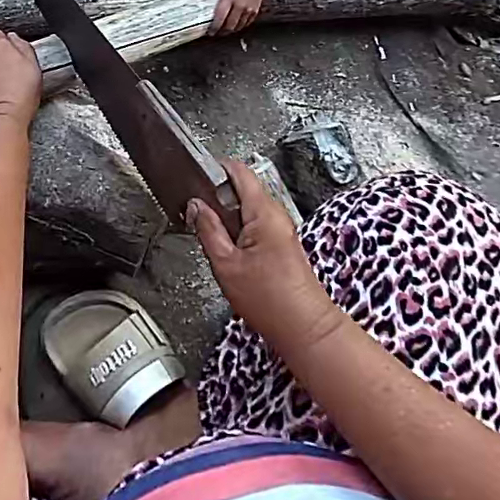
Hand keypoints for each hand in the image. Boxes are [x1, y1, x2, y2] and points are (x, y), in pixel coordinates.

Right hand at [187, 157, 342, 352]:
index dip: (214, 168)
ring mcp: (279, 229)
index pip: (238, 170)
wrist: (304, 330)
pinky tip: (229, 250)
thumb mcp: (225, 263)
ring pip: (245, 208)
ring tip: (212, 236)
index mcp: (263, 212)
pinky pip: (253, 223)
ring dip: (226, 216)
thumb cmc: (271, 302)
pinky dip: (237, 230)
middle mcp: (275, 215)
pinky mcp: (280, 243)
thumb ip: (207, 229)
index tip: (196, 176)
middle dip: (217, 197)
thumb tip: (195, 206)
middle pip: (240, 188)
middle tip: (199, 214)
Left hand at [199, 0, 268, 34]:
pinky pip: (247, 22)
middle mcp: (238, 6)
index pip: (220, 18)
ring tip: (225, 31)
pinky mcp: (255, 10)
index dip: (214, 27)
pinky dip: (241, 26)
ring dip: (232, 31)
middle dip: (222, 32)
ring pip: (239, 26)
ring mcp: (248, 9)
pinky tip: (236, 26)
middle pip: (230, 26)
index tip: (210, 32)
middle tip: (216, 33)